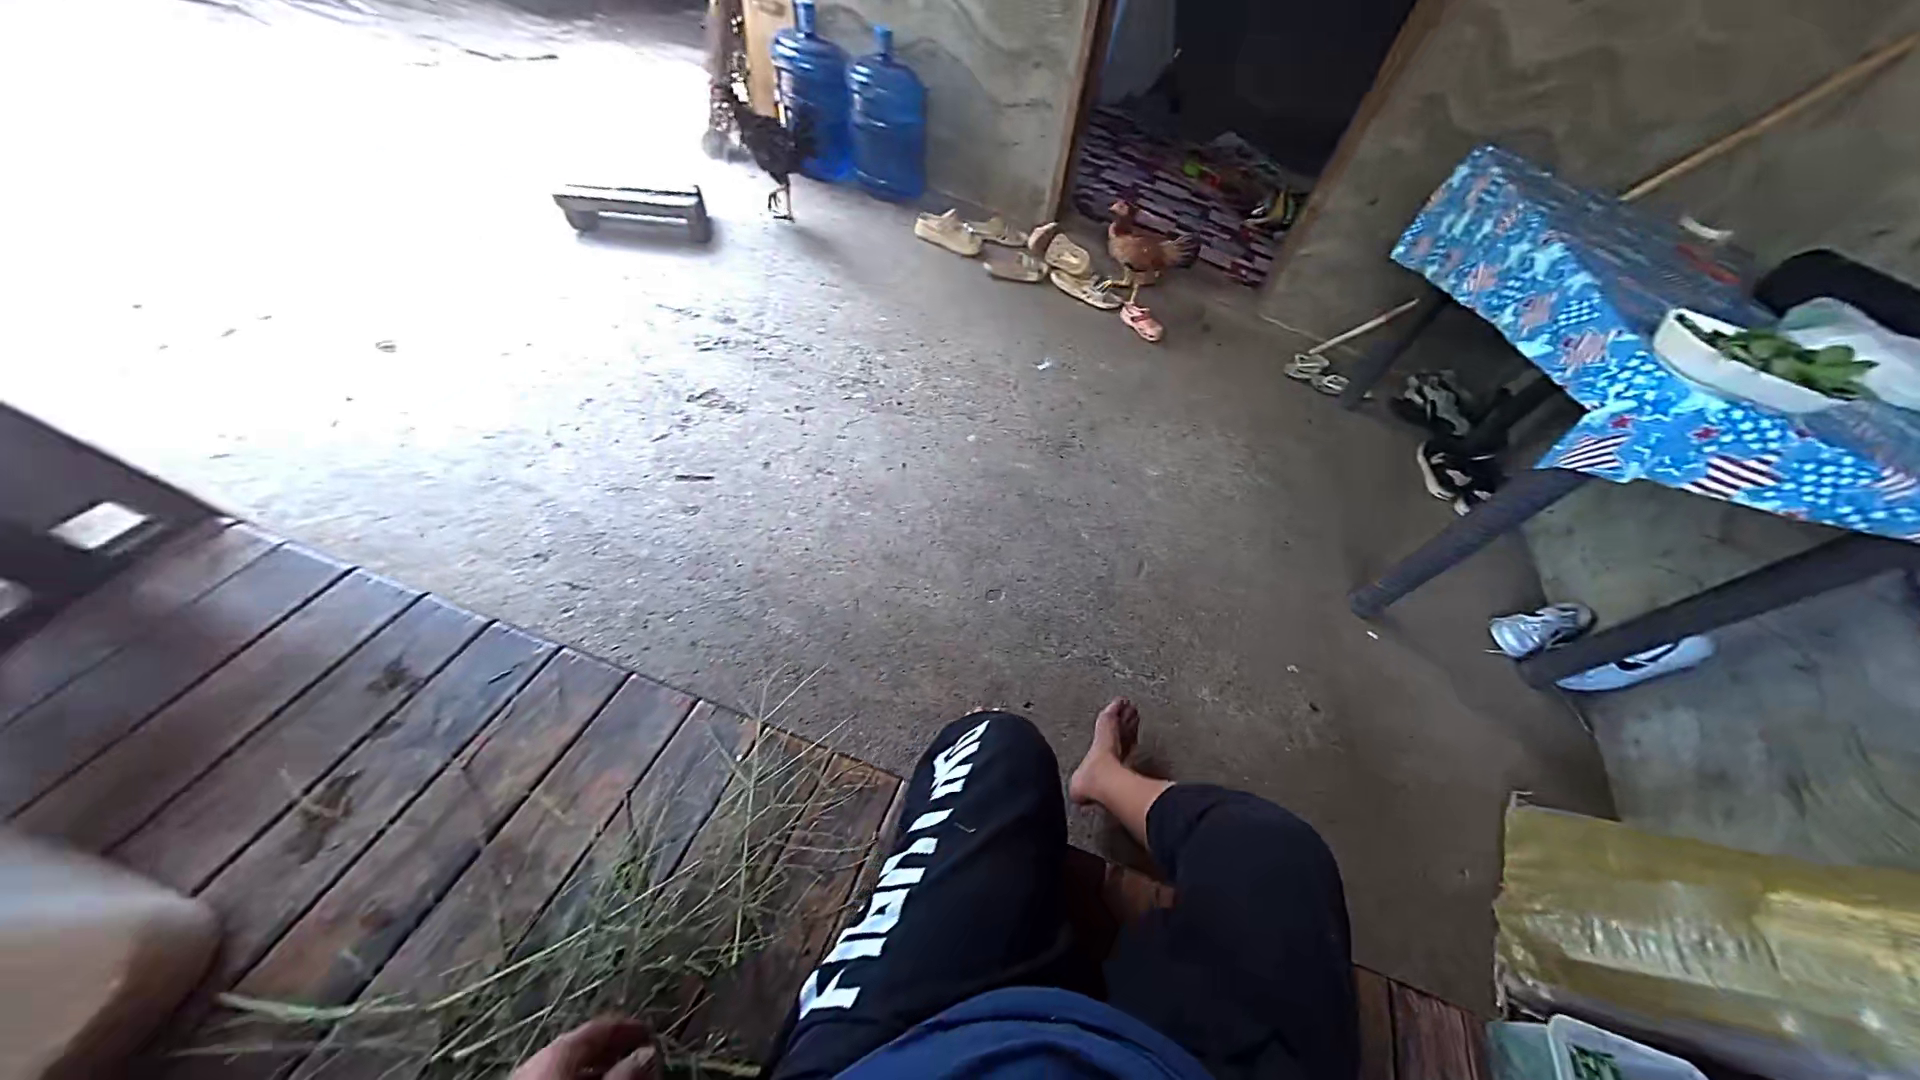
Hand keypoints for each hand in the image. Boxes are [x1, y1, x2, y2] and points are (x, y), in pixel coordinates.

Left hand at [509, 1018, 658, 1079]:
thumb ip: (626, 1077)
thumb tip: (646, 1055)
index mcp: (551, 1059)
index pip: (597, 1029)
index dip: (627, 1030)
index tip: (649, 1036)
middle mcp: (529, 1071)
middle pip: (578, 1053)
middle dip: (611, 1057)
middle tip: (637, 1067)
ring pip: (561, 1076)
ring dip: (593, 1078)